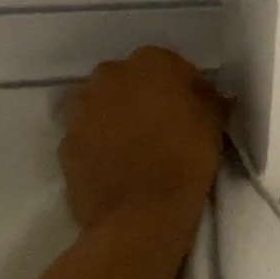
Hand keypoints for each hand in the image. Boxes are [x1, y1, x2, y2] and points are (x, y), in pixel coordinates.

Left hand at [58, 46, 226, 228]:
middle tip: (165, 124)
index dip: (187, 88)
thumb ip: (208, 99)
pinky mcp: (65, 143)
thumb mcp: (214, 122)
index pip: (173, 65)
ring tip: (137, 144)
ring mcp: (81, 110)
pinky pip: (87, 135)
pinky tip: (117, 162)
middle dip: (146, 95)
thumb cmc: (185, 159)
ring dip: (117, 115)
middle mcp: (109, 76)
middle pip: (131, 79)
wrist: (140, 215)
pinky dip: (100, 142)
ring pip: (103, 104)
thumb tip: (206, 96)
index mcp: (149, 62)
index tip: (198, 110)